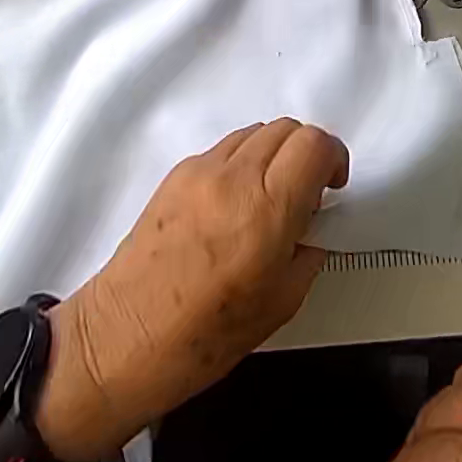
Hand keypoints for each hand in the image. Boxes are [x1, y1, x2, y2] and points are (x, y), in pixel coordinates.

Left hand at [35, 119, 348, 461]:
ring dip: (272, 155)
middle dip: (306, 153)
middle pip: (285, 128)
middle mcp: (232, 176)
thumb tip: (311, 222)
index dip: (334, 157)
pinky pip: (222, 150)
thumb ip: (308, 249)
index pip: (314, 144)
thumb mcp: (282, 301)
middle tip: (305, 195)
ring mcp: (198, 170)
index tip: (332, 186)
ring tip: (267, 200)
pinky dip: (241, 163)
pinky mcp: (174, 174)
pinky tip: (233, 205)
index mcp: (267, 208)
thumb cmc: (208, 332)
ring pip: (252, 133)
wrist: (128, 332)